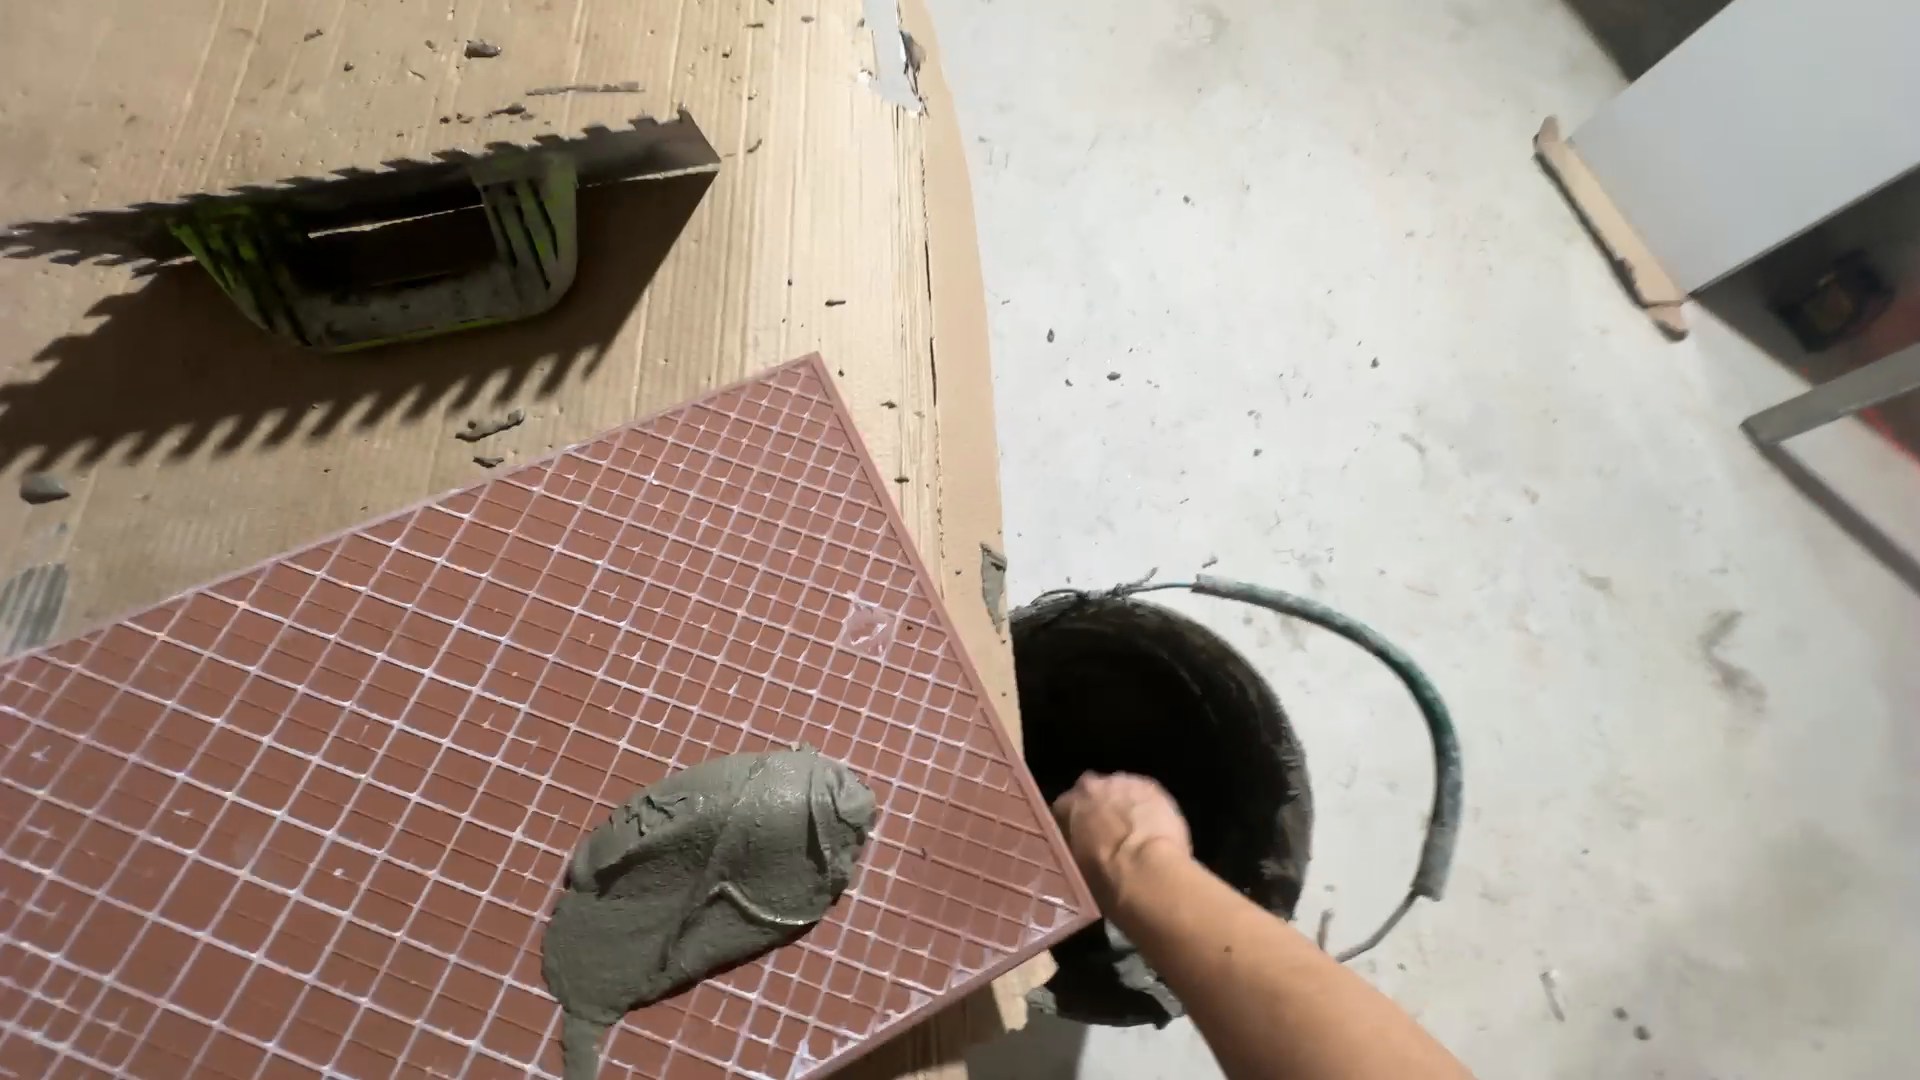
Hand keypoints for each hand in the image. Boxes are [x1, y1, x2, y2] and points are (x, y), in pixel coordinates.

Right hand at [1051, 772, 1192, 908]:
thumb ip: (1075, 845)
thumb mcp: (1077, 866)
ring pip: (1119, 788)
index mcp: (1069, 805)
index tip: (1079, 839)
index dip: (1072, 823)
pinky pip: (1143, 792)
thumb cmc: (1106, 879)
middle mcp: (1092, 786)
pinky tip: (1152, 826)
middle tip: (1108, 832)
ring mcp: (1123, 782)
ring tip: (1134, 830)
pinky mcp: (1151, 786)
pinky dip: (1145, 805)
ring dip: (1122, 803)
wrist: (1149, 871)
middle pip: (1091, 790)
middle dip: (1098, 806)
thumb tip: (1082, 846)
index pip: (1063, 808)